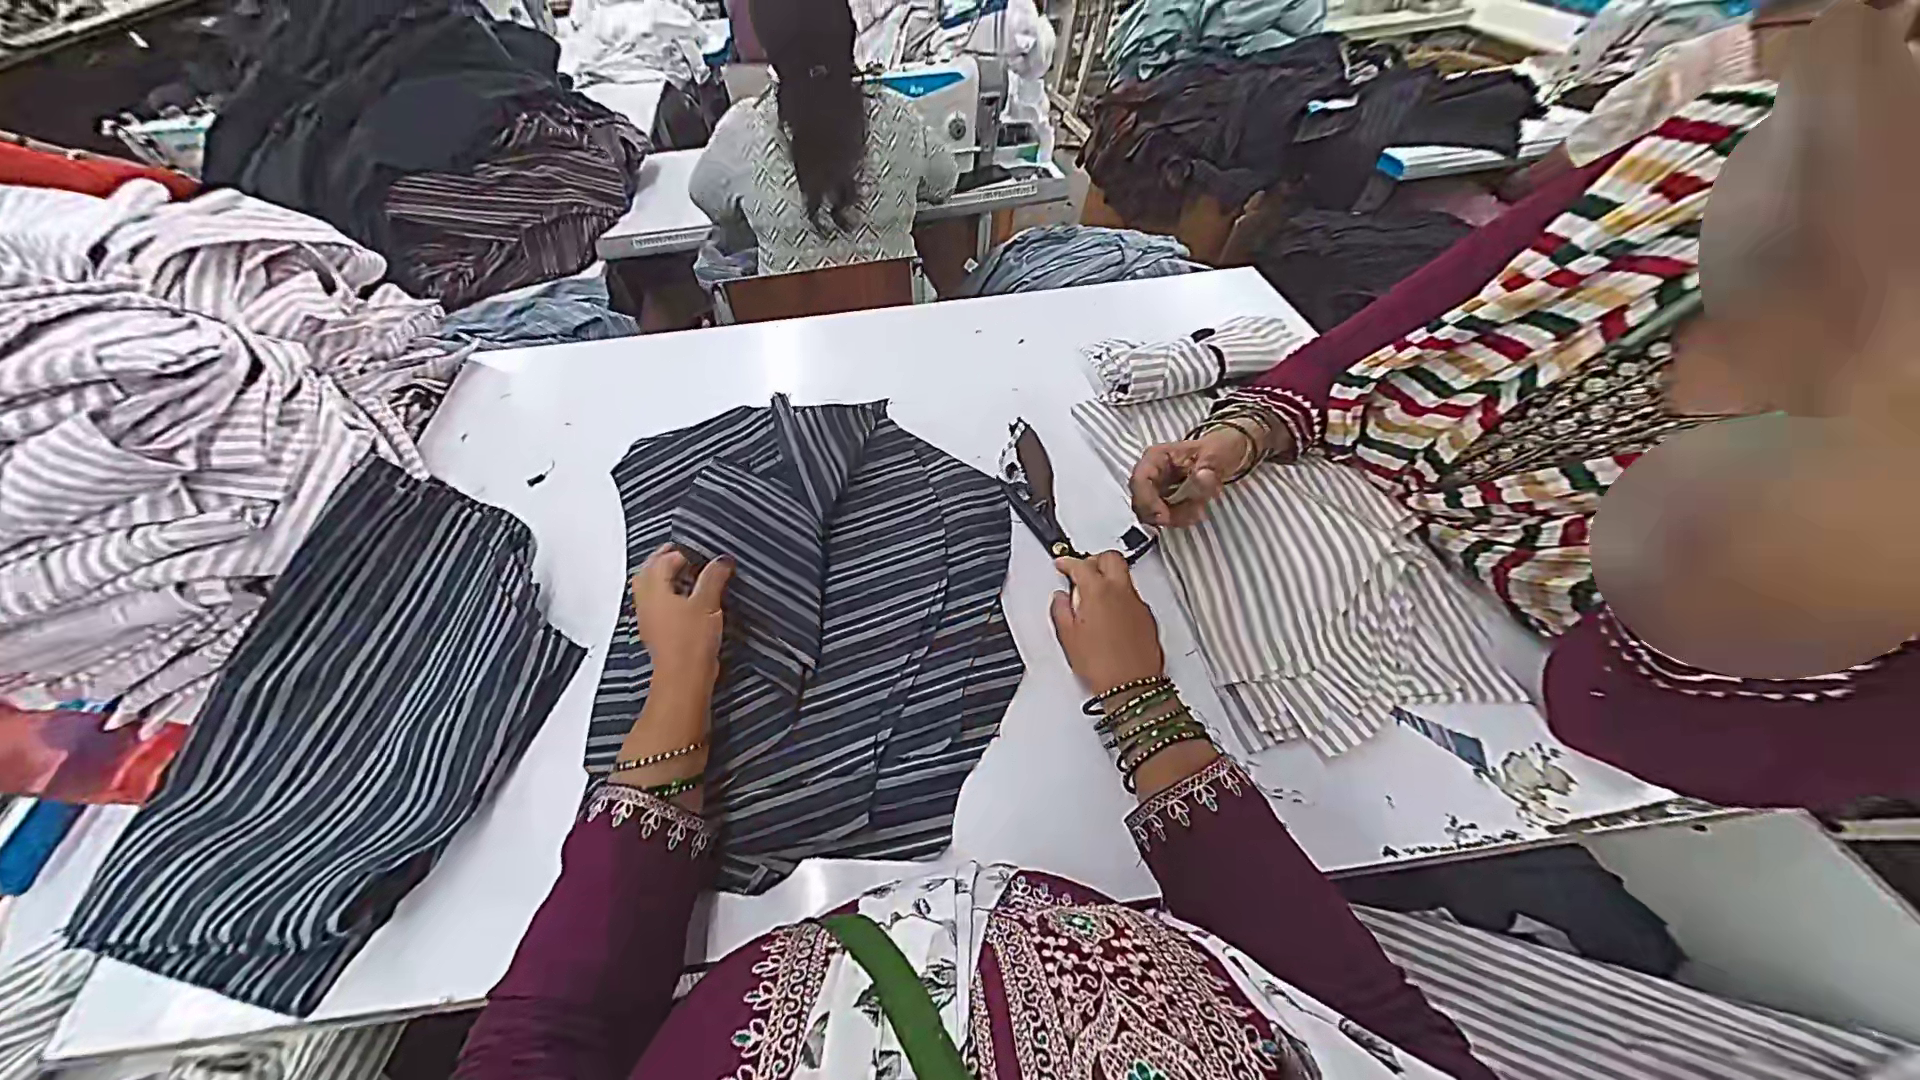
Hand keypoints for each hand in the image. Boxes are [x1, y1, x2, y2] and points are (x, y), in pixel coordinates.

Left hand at [631, 544, 733, 690]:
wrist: (684, 677)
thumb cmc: (691, 641)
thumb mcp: (707, 603)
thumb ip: (713, 578)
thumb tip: (722, 560)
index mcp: (655, 591)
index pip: (663, 561)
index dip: (681, 553)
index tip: (700, 552)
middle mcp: (646, 602)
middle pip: (649, 572)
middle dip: (663, 560)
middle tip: (682, 553)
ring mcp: (649, 618)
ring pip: (650, 589)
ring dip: (663, 577)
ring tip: (684, 573)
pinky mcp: (657, 632)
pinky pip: (657, 605)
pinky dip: (667, 595)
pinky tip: (683, 600)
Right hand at [1048, 552, 1165, 695]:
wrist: (1132, 687)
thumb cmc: (1103, 665)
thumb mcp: (1068, 636)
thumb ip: (1061, 609)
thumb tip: (1061, 599)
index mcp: (1099, 591)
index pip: (1081, 565)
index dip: (1067, 562)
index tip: (1062, 564)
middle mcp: (1122, 592)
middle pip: (1110, 558)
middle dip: (1093, 559)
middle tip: (1081, 569)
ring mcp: (1138, 604)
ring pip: (1124, 576)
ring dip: (1108, 577)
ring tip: (1093, 594)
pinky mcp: (1148, 617)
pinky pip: (1132, 596)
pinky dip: (1119, 597)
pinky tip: (1109, 613)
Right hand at [1128, 422, 1280, 527]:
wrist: (1226, 455)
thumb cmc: (1218, 449)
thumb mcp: (1217, 454)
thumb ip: (1208, 467)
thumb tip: (1201, 477)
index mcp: (1155, 457)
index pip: (1139, 481)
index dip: (1147, 501)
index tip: (1165, 516)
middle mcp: (1149, 474)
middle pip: (1141, 502)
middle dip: (1165, 513)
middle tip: (1192, 513)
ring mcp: (1154, 489)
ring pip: (1151, 513)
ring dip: (1176, 516)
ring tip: (1200, 509)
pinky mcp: (1162, 501)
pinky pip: (1163, 516)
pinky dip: (1179, 518)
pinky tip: (1196, 511)